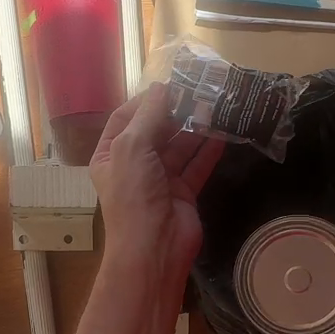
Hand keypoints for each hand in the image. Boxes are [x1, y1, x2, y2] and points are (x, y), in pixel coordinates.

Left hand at [88, 84, 225, 289]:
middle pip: (155, 130)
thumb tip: (162, 88)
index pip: (126, 118)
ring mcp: (159, 180)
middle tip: (200, 91)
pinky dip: (209, 150)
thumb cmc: (134, 196)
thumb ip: (148, 116)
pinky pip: (197, 166)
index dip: (146, 101)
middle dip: (175, 112)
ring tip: (216, 106)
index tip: (171, 84)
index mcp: (110, 155)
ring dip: (195, 128)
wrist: (154, 249)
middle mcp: (133, 166)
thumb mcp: (132, 148)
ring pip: (179, 147)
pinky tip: (223, 133)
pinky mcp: (183, 193)